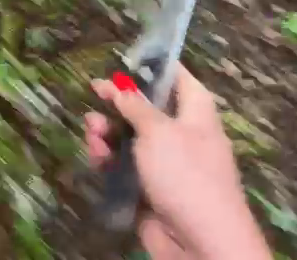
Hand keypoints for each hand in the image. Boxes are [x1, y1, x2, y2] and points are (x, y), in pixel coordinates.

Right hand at [84, 67, 271, 259]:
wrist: (203, 248)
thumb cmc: (187, 178)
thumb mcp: (159, 132)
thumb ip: (134, 105)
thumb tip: (118, 86)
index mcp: (197, 120)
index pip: (183, 83)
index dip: (161, 68)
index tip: (132, 56)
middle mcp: (182, 139)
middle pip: (147, 109)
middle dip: (118, 101)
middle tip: (94, 92)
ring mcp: (165, 166)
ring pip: (128, 136)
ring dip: (105, 130)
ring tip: (93, 133)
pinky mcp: (148, 188)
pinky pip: (122, 163)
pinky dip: (107, 157)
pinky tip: (97, 157)